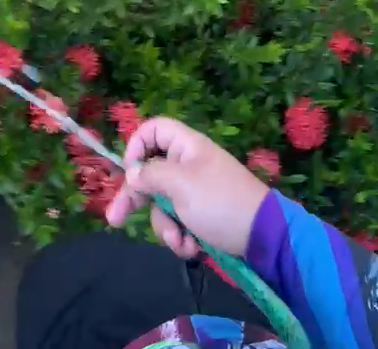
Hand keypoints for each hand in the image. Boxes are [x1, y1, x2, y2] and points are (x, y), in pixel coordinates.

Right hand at [103, 117, 269, 259]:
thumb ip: (151, 175)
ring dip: (167, 226)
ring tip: (182, 241)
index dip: (137, 145)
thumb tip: (132, 171)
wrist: (262, 237)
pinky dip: (181, 237)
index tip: (129, 171)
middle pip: (151, 172)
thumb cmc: (219, 201)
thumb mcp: (181, 185)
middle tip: (116, 219)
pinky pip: (178, 222)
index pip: (153, 129)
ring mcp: (195, 191)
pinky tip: (193, 248)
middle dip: (138, 199)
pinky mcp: (201, 216)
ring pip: (162, 203)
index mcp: (186, 146)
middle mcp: (188, 164)